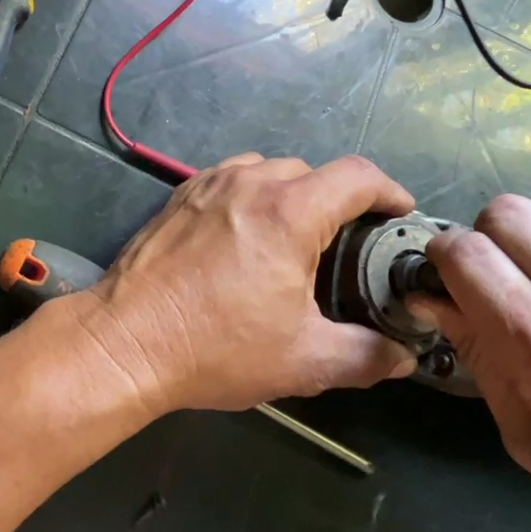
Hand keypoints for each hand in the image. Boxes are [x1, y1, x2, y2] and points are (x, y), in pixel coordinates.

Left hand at [66, 153, 418, 413]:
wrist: (127, 338)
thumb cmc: (218, 347)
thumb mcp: (304, 360)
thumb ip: (367, 355)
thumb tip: (403, 356)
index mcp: (288, 212)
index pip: (356, 176)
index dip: (389, 191)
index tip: (400, 214)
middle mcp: (250, 182)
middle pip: (312, 172)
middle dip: (338, 201)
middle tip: (347, 244)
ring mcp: (209, 183)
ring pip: (267, 170)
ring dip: (291, 194)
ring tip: (296, 238)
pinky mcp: (180, 195)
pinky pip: (230, 178)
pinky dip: (251, 194)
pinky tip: (246, 234)